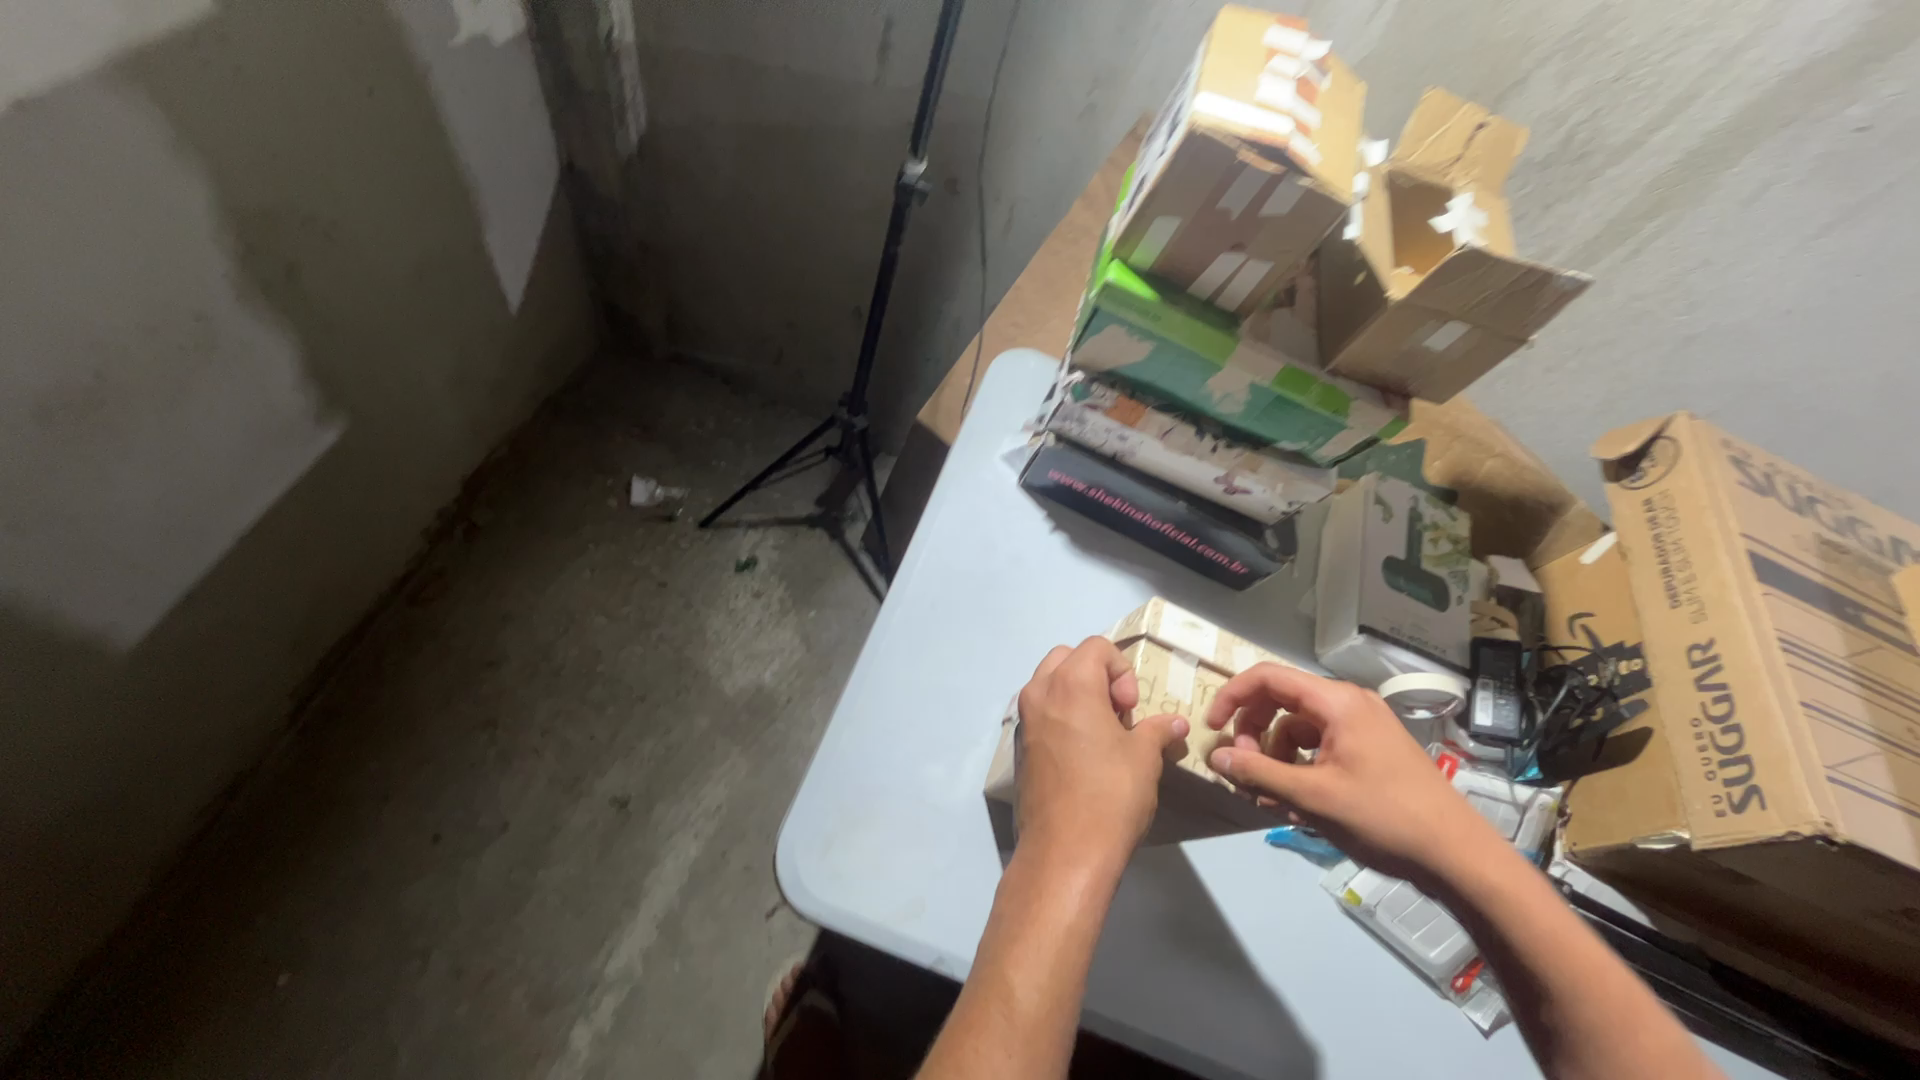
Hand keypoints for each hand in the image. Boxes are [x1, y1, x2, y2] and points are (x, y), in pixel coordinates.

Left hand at [1016, 638, 1188, 870]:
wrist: (1066, 850)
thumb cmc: (1110, 794)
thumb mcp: (1144, 757)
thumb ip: (1158, 730)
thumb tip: (1175, 722)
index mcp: (1070, 684)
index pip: (1097, 647)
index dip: (1122, 671)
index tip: (1131, 709)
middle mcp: (1039, 692)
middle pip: (1068, 657)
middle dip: (1097, 675)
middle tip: (1117, 715)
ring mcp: (1024, 719)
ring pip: (1049, 683)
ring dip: (1078, 694)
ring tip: (1102, 734)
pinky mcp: (1018, 745)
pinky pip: (1040, 711)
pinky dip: (1061, 716)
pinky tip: (1082, 754)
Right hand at [1204, 663, 1498, 887]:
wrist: (1457, 855)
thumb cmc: (1383, 817)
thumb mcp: (1312, 796)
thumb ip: (1259, 772)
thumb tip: (1216, 755)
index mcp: (1336, 702)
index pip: (1267, 678)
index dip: (1232, 697)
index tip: (1213, 729)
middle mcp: (1348, 704)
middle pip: (1280, 702)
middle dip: (1253, 734)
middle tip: (1242, 770)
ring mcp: (1362, 727)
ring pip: (1297, 729)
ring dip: (1275, 758)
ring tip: (1269, 798)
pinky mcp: (1369, 750)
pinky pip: (1319, 747)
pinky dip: (1299, 768)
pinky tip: (1294, 804)